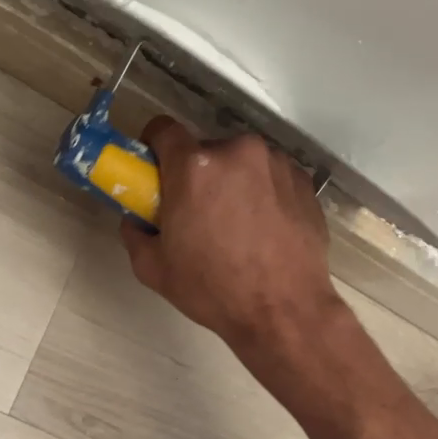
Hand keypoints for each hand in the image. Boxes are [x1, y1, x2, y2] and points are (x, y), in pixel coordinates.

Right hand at [118, 117, 337, 349]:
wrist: (283, 309)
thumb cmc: (212, 289)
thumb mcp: (154, 270)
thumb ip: (135, 235)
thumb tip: (135, 220)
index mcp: (193, 168)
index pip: (164, 129)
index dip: (154, 146)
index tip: (154, 170)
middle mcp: (236, 151)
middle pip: (204, 150)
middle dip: (195, 176)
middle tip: (195, 215)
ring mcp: (275, 162)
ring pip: (240, 163)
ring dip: (230, 184)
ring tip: (233, 227)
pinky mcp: (302, 179)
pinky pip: (270, 176)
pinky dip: (260, 194)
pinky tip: (261, 231)